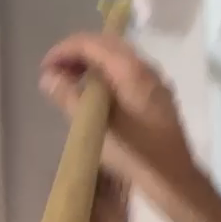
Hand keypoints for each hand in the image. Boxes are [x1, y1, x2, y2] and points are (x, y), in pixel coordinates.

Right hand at [40, 33, 198, 193]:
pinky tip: (95, 95)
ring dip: (91, 64)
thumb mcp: (95, 127)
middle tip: (55, 73)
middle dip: (77, 54)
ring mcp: (155, 81)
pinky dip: (106, 75)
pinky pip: (127, 73)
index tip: (45, 68)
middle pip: (106, 45)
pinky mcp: (157, 96)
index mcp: (131, 70)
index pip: (92, 43)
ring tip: (70, 83)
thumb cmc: (135, 154)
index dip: (64, 50)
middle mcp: (146, 67)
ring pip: (118, 58)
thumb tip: (48, 77)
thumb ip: (69, 98)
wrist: (174, 178)